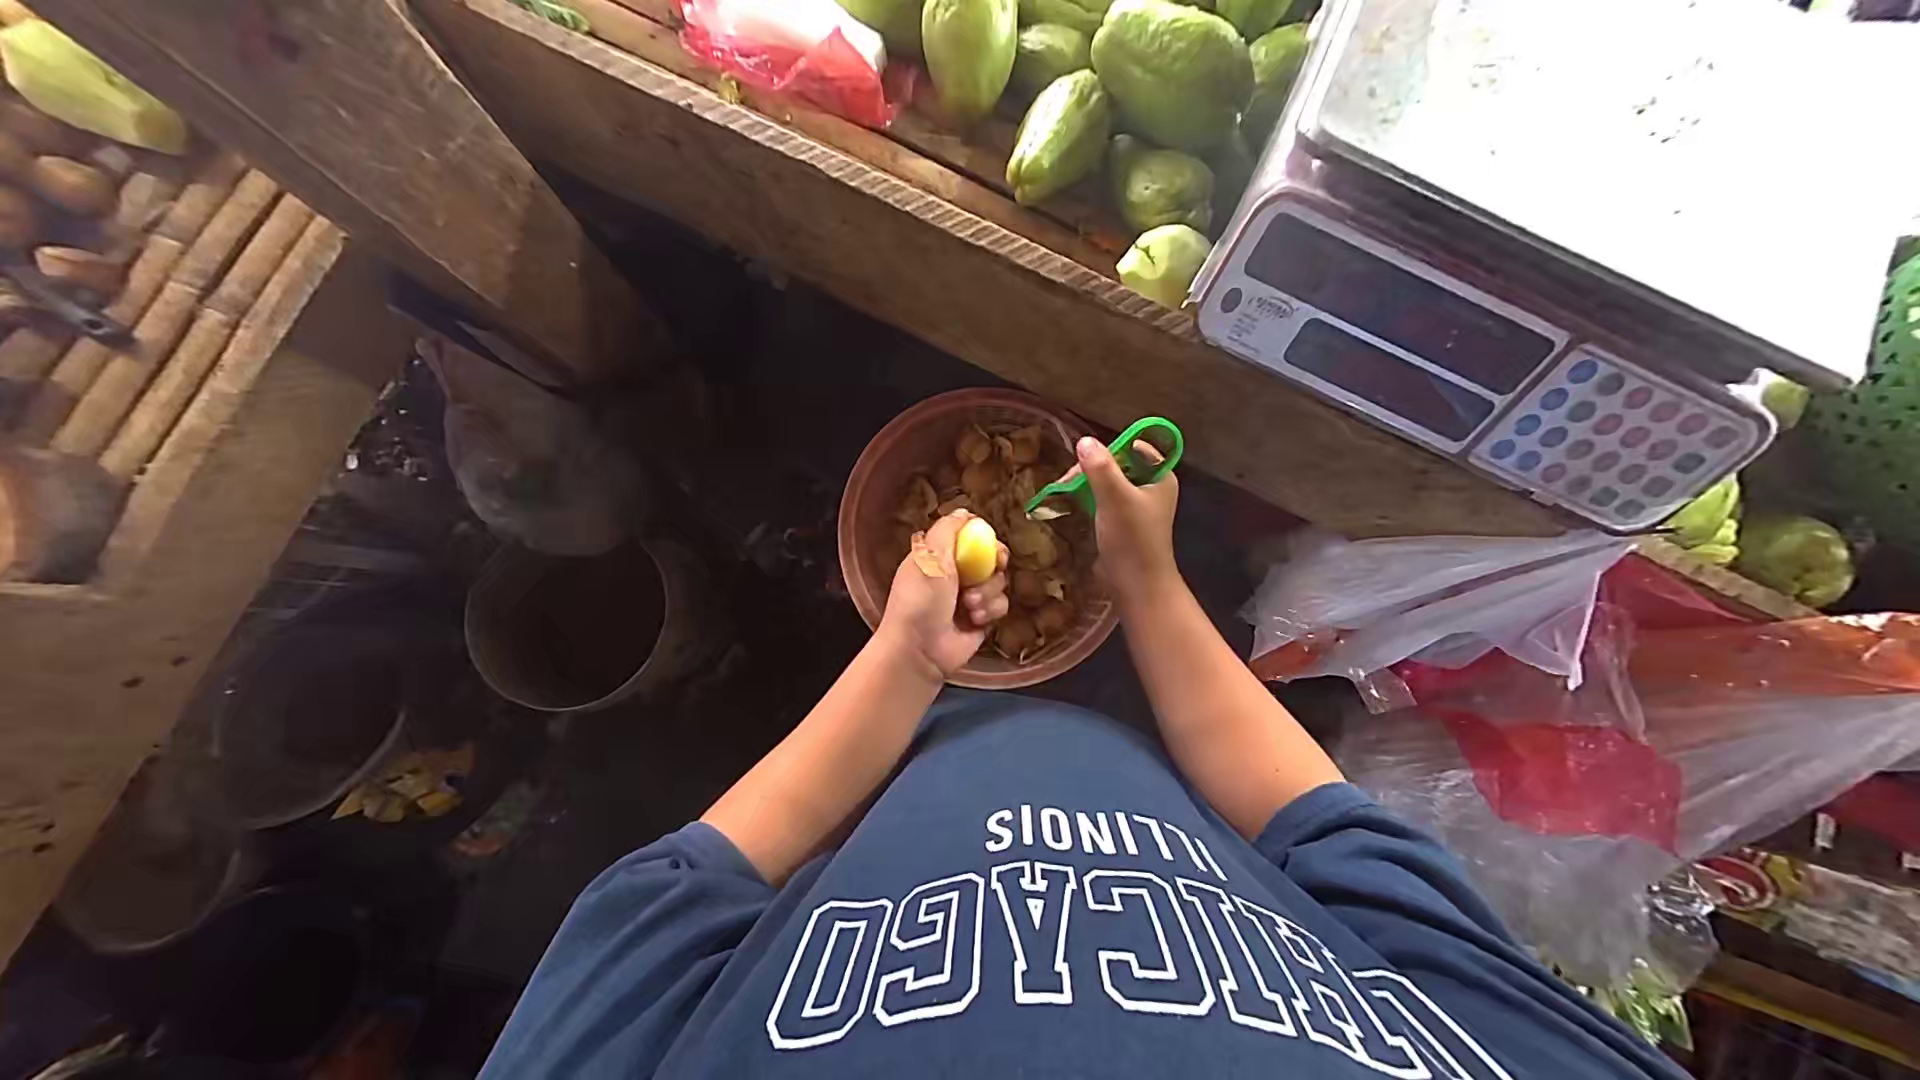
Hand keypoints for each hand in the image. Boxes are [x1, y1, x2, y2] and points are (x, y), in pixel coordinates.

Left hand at [879, 510, 1009, 678]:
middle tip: (989, 570)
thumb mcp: (929, 557)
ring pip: (999, 581)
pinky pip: (1001, 604)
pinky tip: (974, 620)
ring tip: (968, 605)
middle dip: (992, 565)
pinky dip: (990, 610)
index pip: (970, 535)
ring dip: (987, 592)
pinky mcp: (982, 617)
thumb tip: (965, 511)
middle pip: (991, 556)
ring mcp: (970, 596)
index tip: (988, 544)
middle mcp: (956, 573)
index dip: (983, 537)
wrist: (920, 650)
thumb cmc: (919, 601)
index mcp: (939, 555)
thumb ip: (948, 529)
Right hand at [1065, 436, 1178, 609]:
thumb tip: (1083, 441)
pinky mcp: (1120, 522)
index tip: (1084, 461)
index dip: (1109, 449)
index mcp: (1159, 477)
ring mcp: (1135, 506)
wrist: (1136, 585)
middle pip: (1116, 464)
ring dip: (1083, 485)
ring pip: (1105, 483)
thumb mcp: (1115, 498)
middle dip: (1089, 469)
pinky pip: (1101, 501)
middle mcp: (1150, 488)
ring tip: (1061, 493)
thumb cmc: (1132, 539)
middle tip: (1066, 483)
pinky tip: (1066, 503)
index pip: (1134, 447)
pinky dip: (1085, 499)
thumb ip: (1100, 468)